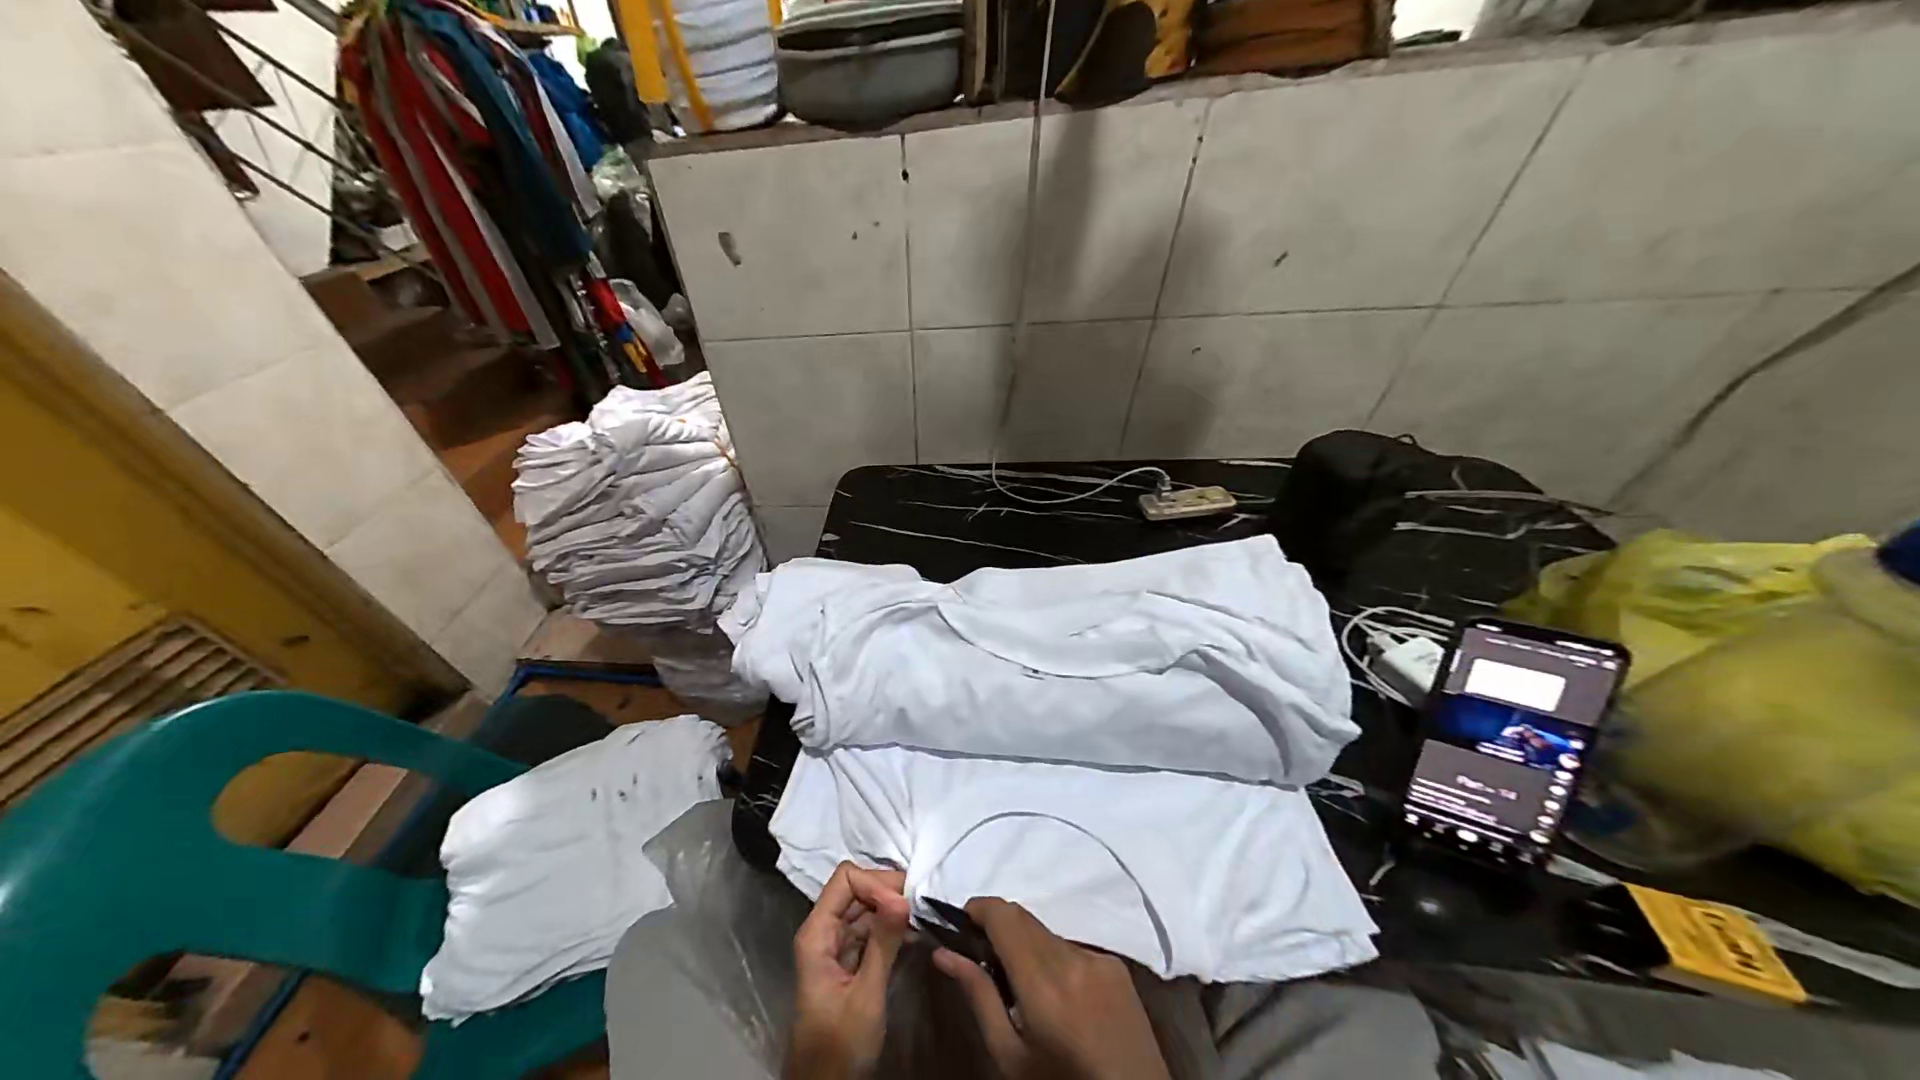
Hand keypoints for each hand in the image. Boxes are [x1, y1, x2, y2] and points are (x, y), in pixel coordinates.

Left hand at [784, 862, 910, 1079]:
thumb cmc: (840, 1046)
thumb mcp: (866, 996)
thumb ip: (883, 944)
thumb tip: (902, 897)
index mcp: (817, 933)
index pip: (846, 880)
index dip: (875, 883)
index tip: (904, 904)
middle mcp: (824, 931)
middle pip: (855, 888)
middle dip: (888, 890)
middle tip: (921, 903)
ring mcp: (836, 945)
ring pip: (865, 908)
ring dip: (893, 908)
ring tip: (923, 916)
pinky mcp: (850, 960)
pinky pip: (870, 930)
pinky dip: (891, 927)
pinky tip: (914, 934)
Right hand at [933, 897, 1170, 1079]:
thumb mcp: (1011, 1057)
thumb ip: (979, 997)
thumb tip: (944, 953)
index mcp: (1043, 981)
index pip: (1004, 916)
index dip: (978, 909)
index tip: (960, 923)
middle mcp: (1073, 958)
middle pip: (1024, 918)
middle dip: (998, 927)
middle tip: (982, 959)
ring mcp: (1100, 958)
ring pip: (1047, 932)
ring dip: (1026, 945)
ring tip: (1022, 987)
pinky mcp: (1117, 966)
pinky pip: (1073, 948)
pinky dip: (1055, 959)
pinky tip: (1058, 996)